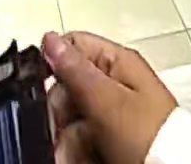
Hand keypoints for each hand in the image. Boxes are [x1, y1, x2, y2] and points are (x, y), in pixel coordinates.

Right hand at [42, 31, 177, 163]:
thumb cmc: (148, 135)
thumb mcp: (108, 101)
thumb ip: (77, 70)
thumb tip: (50, 38)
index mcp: (116, 62)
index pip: (73, 46)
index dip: (54, 65)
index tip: (43, 90)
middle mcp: (111, 83)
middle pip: (67, 88)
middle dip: (61, 113)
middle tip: (71, 131)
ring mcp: (108, 114)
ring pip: (69, 121)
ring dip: (68, 139)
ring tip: (82, 153)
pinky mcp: (106, 141)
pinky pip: (78, 141)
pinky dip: (76, 153)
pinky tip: (85, 160)